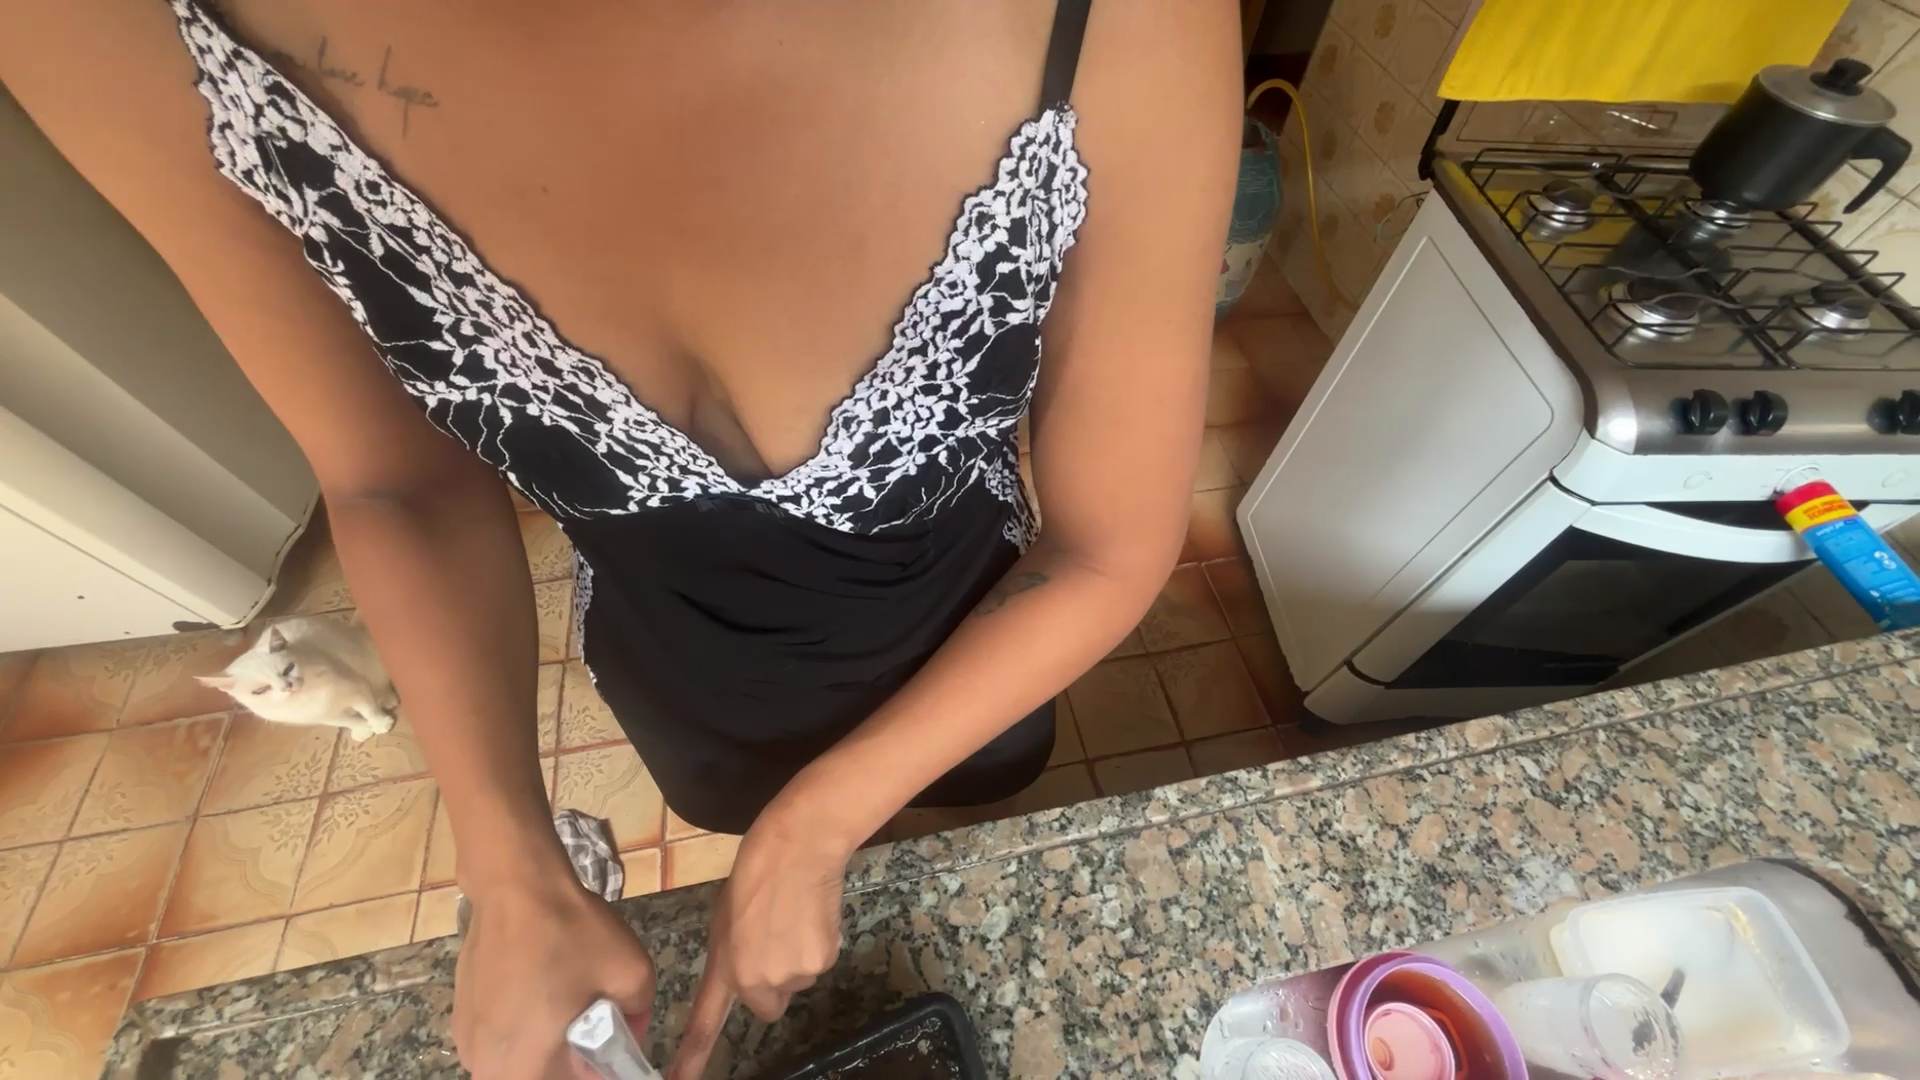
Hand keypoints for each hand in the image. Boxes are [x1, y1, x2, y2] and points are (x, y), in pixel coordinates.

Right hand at [454, 872, 656, 1079]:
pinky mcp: (461, 1017)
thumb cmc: (572, 935)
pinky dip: (528, 1018)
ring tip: (571, 988)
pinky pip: (505, 1034)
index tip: (618, 1029)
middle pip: (545, 1074)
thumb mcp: (632, 971)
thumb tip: (632, 1027)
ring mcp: (467, 1044)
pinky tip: (544, 979)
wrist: (517, 889)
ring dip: (551, 1035)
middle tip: (598, 1007)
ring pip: (523, 1056)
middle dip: (576, 1051)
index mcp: (523, 1073)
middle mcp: (485, 1070)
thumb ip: (639, 1012)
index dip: (604, 1065)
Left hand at [668, 808, 851, 1079]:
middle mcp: (758, 981)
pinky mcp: (823, 960)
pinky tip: (815, 911)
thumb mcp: (728, 914)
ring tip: (797, 913)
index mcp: (727, 966)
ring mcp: (792, 973)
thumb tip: (752, 963)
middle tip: (777, 935)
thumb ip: (736, 951)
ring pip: (798, 978)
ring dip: (798, 956)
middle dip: (774, 978)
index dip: (691, 1058)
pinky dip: (819, 942)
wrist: (799, 845)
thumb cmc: (756, 868)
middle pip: (771, 1000)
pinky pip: (820, 960)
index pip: (706, 1023)